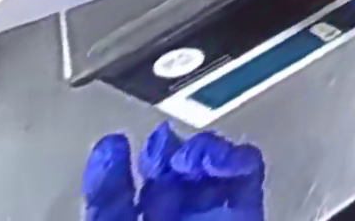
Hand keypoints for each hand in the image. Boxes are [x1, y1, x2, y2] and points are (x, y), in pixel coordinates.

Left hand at [84, 122, 264, 220]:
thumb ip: (108, 204)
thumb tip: (109, 146)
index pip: (115, 199)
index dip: (112, 171)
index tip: (112, 144)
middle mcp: (169, 220)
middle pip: (165, 169)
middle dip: (161, 149)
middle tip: (158, 142)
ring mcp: (208, 213)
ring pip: (206, 161)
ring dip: (199, 149)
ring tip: (188, 158)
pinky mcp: (245, 208)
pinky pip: (246, 168)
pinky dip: (236, 155)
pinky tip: (219, 160)